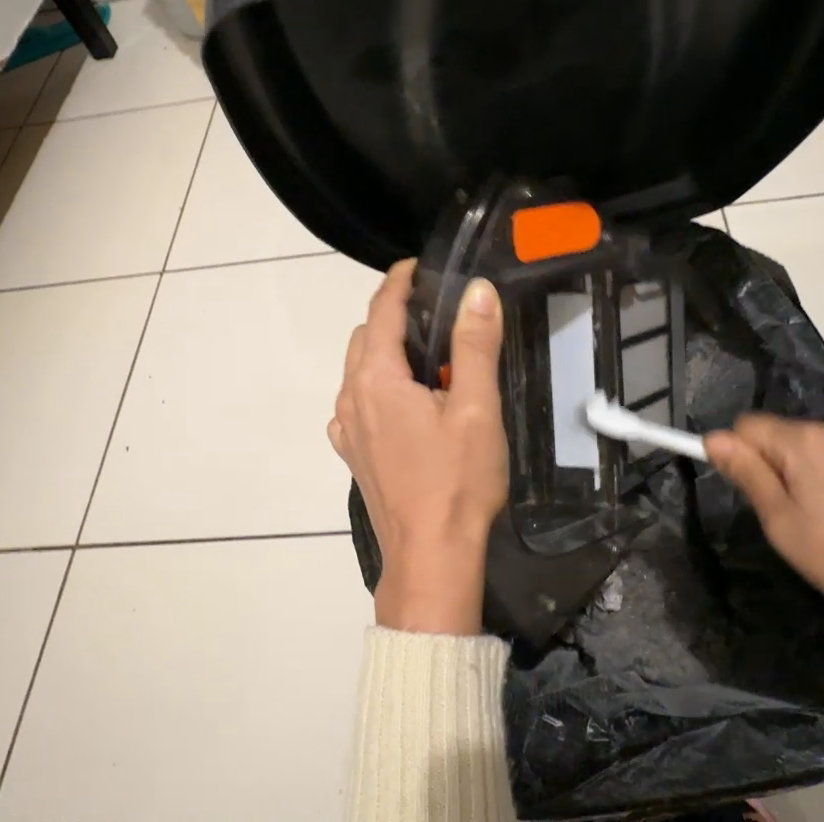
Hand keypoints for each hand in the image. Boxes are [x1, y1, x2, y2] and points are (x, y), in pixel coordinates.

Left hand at [329, 260, 508, 634]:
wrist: (431, 558)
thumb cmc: (457, 481)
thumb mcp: (475, 408)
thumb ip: (474, 345)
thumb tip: (477, 289)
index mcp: (376, 379)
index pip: (381, 310)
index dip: (399, 281)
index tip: (421, 265)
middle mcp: (350, 397)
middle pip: (365, 337)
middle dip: (394, 315)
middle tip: (439, 311)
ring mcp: (346, 429)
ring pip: (361, 371)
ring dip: (388, 352)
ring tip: (431, 356)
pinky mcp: (353, 454)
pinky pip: (361, 403)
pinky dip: (382, 387)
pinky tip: (411, 404)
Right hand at [703, 415, 823, 677]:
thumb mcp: (783, 525)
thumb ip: (748, 474)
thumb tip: (715, 438)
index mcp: (807, 441)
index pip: (748, 425)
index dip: (739, 455)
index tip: (751, 492)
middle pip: (791, 437)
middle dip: (784, 468)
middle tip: (798, 519)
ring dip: (822, 474)